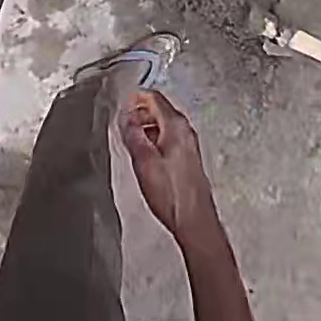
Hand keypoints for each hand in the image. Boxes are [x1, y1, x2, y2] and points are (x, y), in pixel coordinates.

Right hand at [121, 90, 221, 244]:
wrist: (195, 222)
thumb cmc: (173, 195)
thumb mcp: (144, 161)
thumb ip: (133, 135)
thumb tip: (126, 118)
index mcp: (176, 125)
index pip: (155, 98)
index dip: (137, 98)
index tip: (125, 102)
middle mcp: (185, 131)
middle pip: (160, 109)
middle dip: (141, 111)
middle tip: (126, 118)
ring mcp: (189, 145)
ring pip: (165, 124)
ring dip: (147, 125)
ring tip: (132, 136)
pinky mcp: (188, 158)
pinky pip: (170, 137)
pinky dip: (155, 137)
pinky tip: (146, 153)